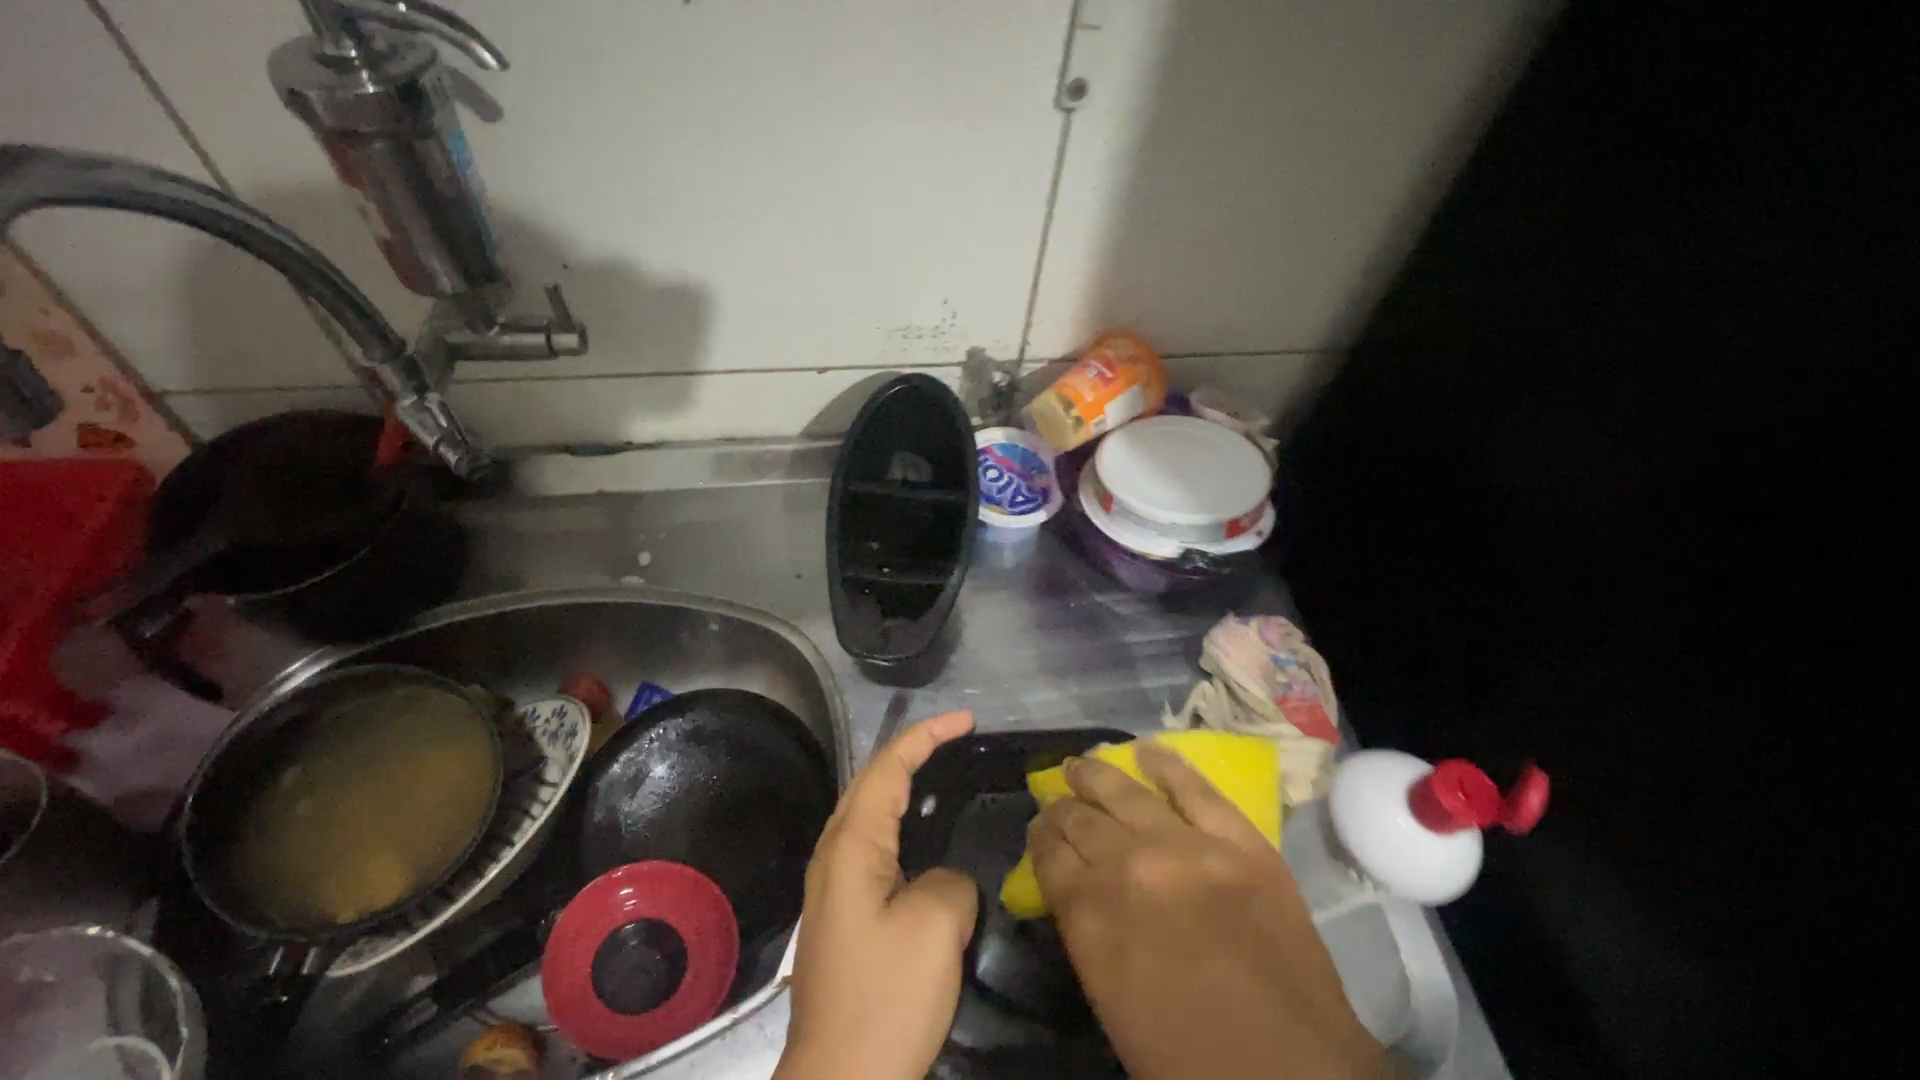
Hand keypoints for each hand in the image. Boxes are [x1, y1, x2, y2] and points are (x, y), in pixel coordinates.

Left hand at [774, 711, 979, 1079]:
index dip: (926, 737)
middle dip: (910, 754)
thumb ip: (950, 879)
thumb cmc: (886, 995)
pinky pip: (874, 852)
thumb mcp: (936, 925)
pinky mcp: (844, 919)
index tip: (965, 719)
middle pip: (869, 784)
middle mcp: (833, 857)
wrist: (842, 1077)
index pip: (887, 768)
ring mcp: (833, 889)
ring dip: (903, 790)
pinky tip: (924, 843)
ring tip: (944, 777)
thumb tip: (942, 881)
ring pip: (869, 818)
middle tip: (956, 739)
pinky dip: (901, 829)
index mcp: (850, 846)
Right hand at [1031, 742, 1385, 1079]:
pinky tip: (1147, 751)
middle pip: (1082, 819)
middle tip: (1058, 799)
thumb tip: (1079, 892)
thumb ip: (1088, 932)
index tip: (1040, 829)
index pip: (1049, 853)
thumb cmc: (1185, 1055)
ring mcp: (1187, 846)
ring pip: (1127, 793)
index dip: (1040, 836)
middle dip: (1063, 807)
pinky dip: (1169, 767)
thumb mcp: (1108, 997)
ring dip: (1097, 776)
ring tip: (1082, 764)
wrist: (1287, 1068)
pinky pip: (1197, 790)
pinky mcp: (1241, 842)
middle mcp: (1128, 866)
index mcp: (1089, 913)